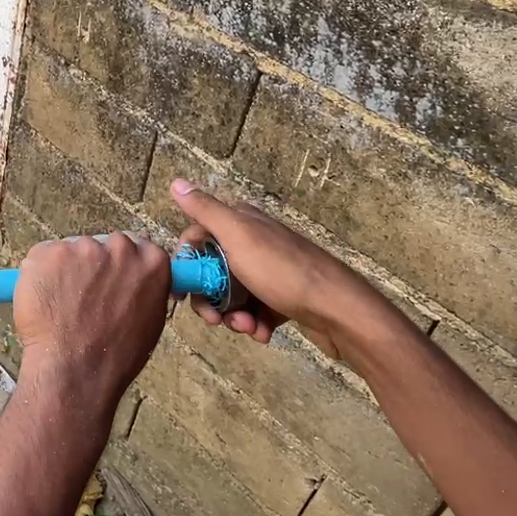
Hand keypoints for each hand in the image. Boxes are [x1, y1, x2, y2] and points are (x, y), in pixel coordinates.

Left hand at [14, 233, 170, 404]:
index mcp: (151, 262)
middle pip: (102, 244)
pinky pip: (43, 256)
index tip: (111, 275)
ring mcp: (82, 247)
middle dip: (94, 263)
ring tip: (63, 305)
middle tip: (84, 294)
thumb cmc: (114, 356)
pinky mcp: (49, 251)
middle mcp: (118, 248)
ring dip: (66, 269)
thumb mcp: (150, 320)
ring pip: (71, 251)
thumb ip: (144, 288)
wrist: (74, 370)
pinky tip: (46, 301)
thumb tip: (136, 278)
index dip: (121, 262)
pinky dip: (41, 273)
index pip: (136, 245)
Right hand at [170, 179, 383, 362]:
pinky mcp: (286, 297)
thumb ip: (205, 210)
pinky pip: (257, 309)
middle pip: (213, 268)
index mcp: (242, 222)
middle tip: (214, 319)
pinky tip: (262, 333)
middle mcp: (255, 241)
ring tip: (246, 328)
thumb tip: (175, 182)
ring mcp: (271, 270)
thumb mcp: (237, 236)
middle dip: (210, 296)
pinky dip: (254, 322)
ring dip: (232, 314)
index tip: (185, 290)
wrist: (341, 312)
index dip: (189, 263)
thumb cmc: (283, 272)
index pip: (198, 236)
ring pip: (233, 292)